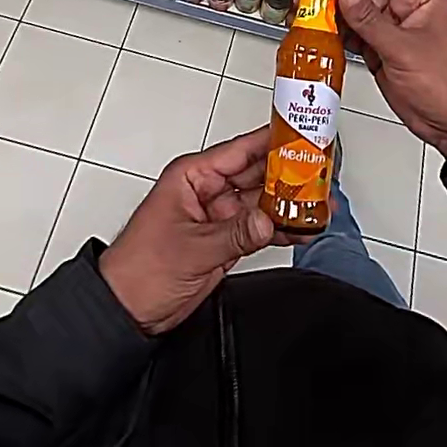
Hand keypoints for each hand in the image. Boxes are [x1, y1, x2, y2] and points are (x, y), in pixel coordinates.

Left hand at [98, 127, 312, 334]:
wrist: (126, 312)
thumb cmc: (139, 269)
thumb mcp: (192, 248)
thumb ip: (235, 233)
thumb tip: (268, 219)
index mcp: (193, 176)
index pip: (240, 150)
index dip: (271, 141)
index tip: (300, 135)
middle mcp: (208, 190)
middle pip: (256, 173)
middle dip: (288, 173)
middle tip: (320, 172)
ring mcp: (218, 214)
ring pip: (261, 200)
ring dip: (288, 203)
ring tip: (320, 202)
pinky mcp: (224, 238)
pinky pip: (258, 227)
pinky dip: (280, 228)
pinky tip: (302, 228)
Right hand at [315, 0, 446, 172]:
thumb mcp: (404, 49)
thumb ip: (370, 19)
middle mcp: (406, 11)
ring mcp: (394, 33)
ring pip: (357, 14)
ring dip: (335, 13)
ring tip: (310, 10)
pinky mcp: (383, 53)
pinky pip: (357, 36)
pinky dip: (340, 35)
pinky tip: (325, 34)